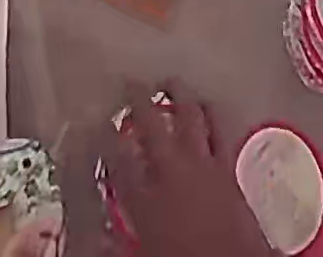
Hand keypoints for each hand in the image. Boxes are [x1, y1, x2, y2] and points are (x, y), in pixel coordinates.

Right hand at [101, 84, 273, 256]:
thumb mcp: (141, 256)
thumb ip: (115, 245)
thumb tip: (94, 239)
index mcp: (144, 198)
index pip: (117, 157)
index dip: (106, 137)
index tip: (100, 122)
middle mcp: (171, 170)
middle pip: (150, 123)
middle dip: (138, 98)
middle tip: (131, 82)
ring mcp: (203, 162)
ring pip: (189, 114)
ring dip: (179, 94)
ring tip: (171, 82)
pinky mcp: (228, 165)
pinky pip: (220, 128)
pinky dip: (212, 113)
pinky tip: (208, 106)